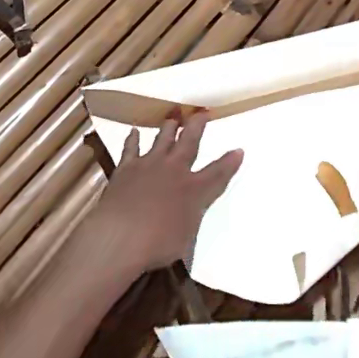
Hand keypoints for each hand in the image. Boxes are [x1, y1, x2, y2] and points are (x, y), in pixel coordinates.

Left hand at [87, 112, 241, 274]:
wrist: (119, 238)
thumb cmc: (158, 245)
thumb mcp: (187, 236)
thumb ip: (192, 216)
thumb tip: (194, 207)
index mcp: (195, 189)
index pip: (218, 173)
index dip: (230, 162)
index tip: (238, 150)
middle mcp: (175, 170)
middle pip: (190, 141)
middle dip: (198, 125)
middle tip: (203, 112)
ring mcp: (149, 166)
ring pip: (162, 138)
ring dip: (169, 126)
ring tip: (173, 116)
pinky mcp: (126, 169)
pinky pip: (131, 149)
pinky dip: (133, 139)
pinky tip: (133, 132)